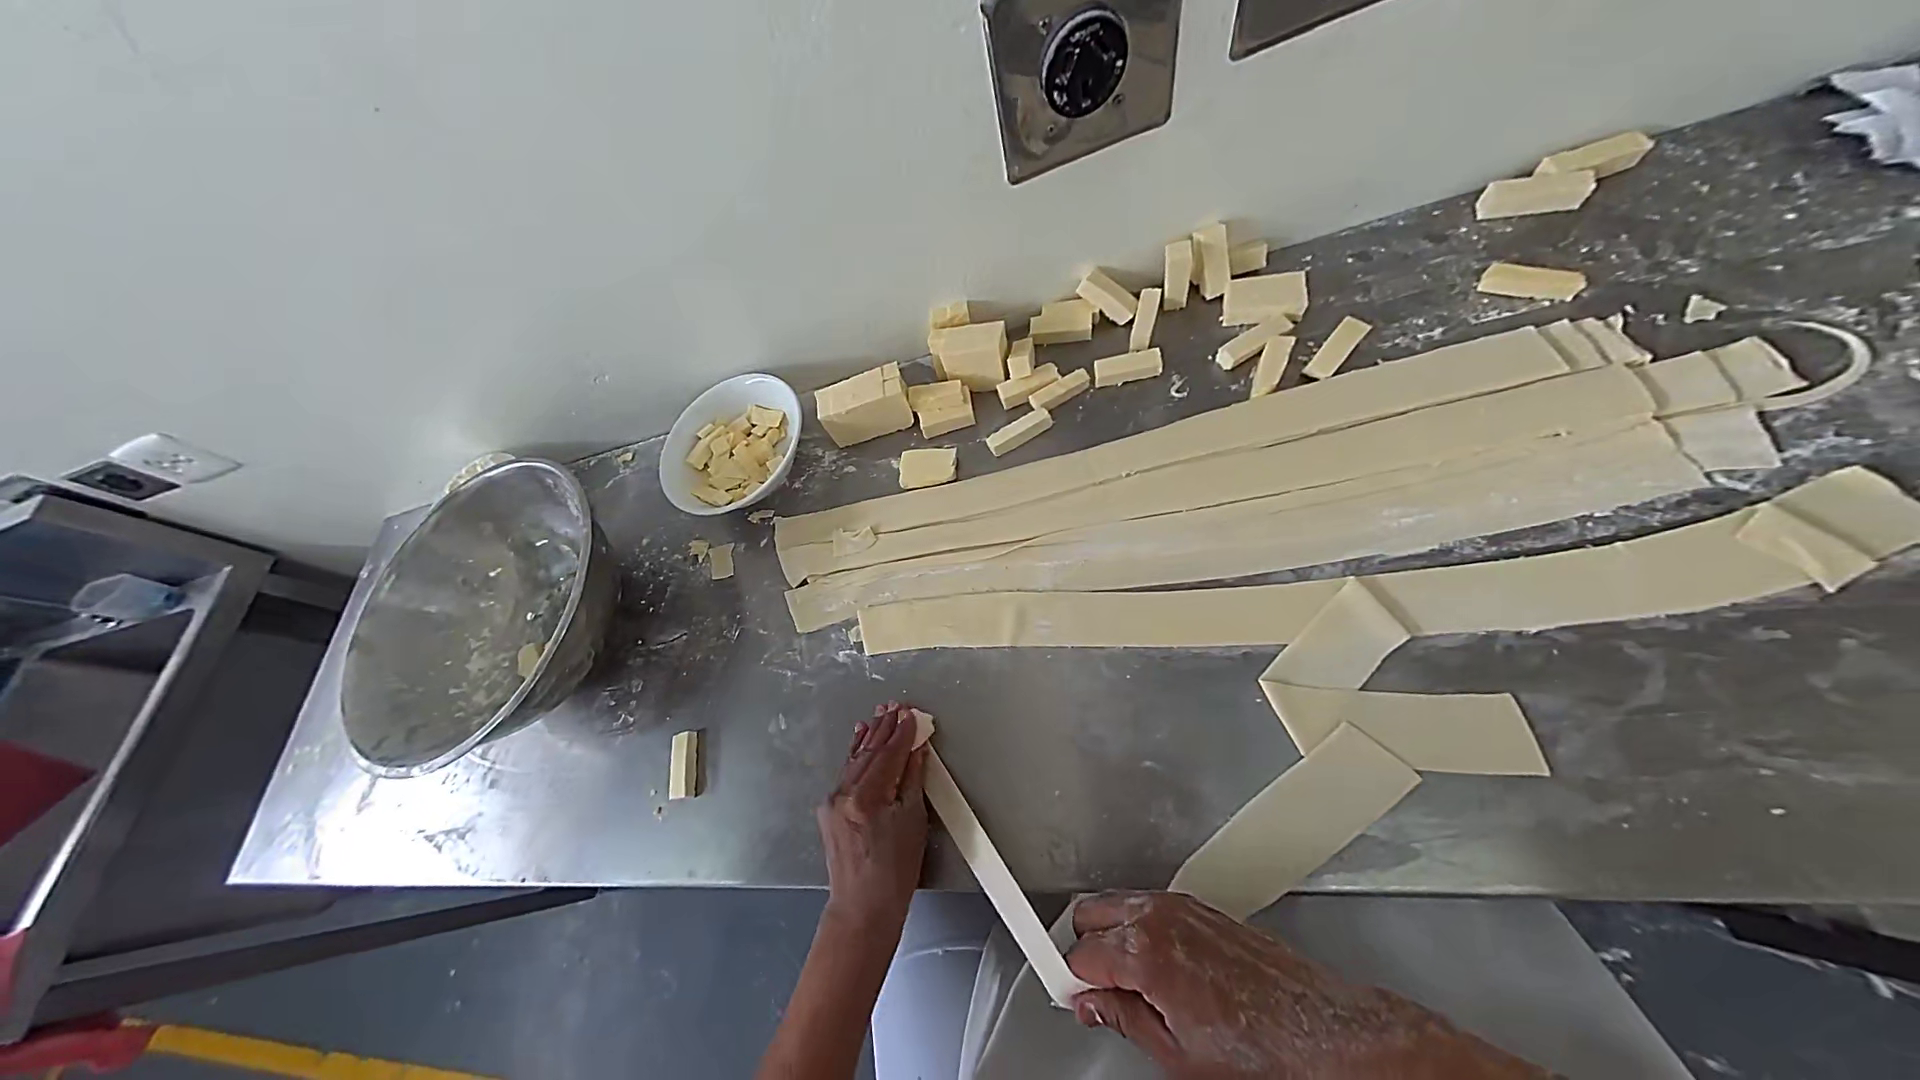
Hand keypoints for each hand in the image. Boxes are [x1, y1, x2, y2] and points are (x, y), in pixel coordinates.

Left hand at [816, 702, 928, 927]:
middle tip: (897, 707)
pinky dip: (856, 754)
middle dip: (886, 728)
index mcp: (867, 798)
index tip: (913, 716)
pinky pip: (846, 772)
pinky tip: (860, 737)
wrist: (863, 908)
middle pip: (870, 752)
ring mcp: (832, 801)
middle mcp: (844, 794)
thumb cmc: (894, 873)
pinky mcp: (828, 809)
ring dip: (871, 736)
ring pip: (856, 759)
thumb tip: (916, 751)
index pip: (889, 754)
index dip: (903, 733)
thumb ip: (913, 779)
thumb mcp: (914, 821)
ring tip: (881, 715)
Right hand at [1066, 892, 1548, 1078]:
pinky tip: (1159, 965)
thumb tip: (1091, 1003)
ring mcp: (1178, 904)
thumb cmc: (1260, 1049)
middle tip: (1096, 988)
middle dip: (1083, 947)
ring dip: (1109, 934)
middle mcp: (1156, 915)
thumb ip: (1121, 1017)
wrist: (1323, 1032)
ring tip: (1132, 982)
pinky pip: (1146, 904)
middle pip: (1088, 912)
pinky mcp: (1197, 904)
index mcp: (1143, 952)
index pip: (1077, 953)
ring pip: (1115, 903)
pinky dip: (1137, 926)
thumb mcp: (1175, 1054)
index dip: (1069, 980)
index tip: (1072, 996)